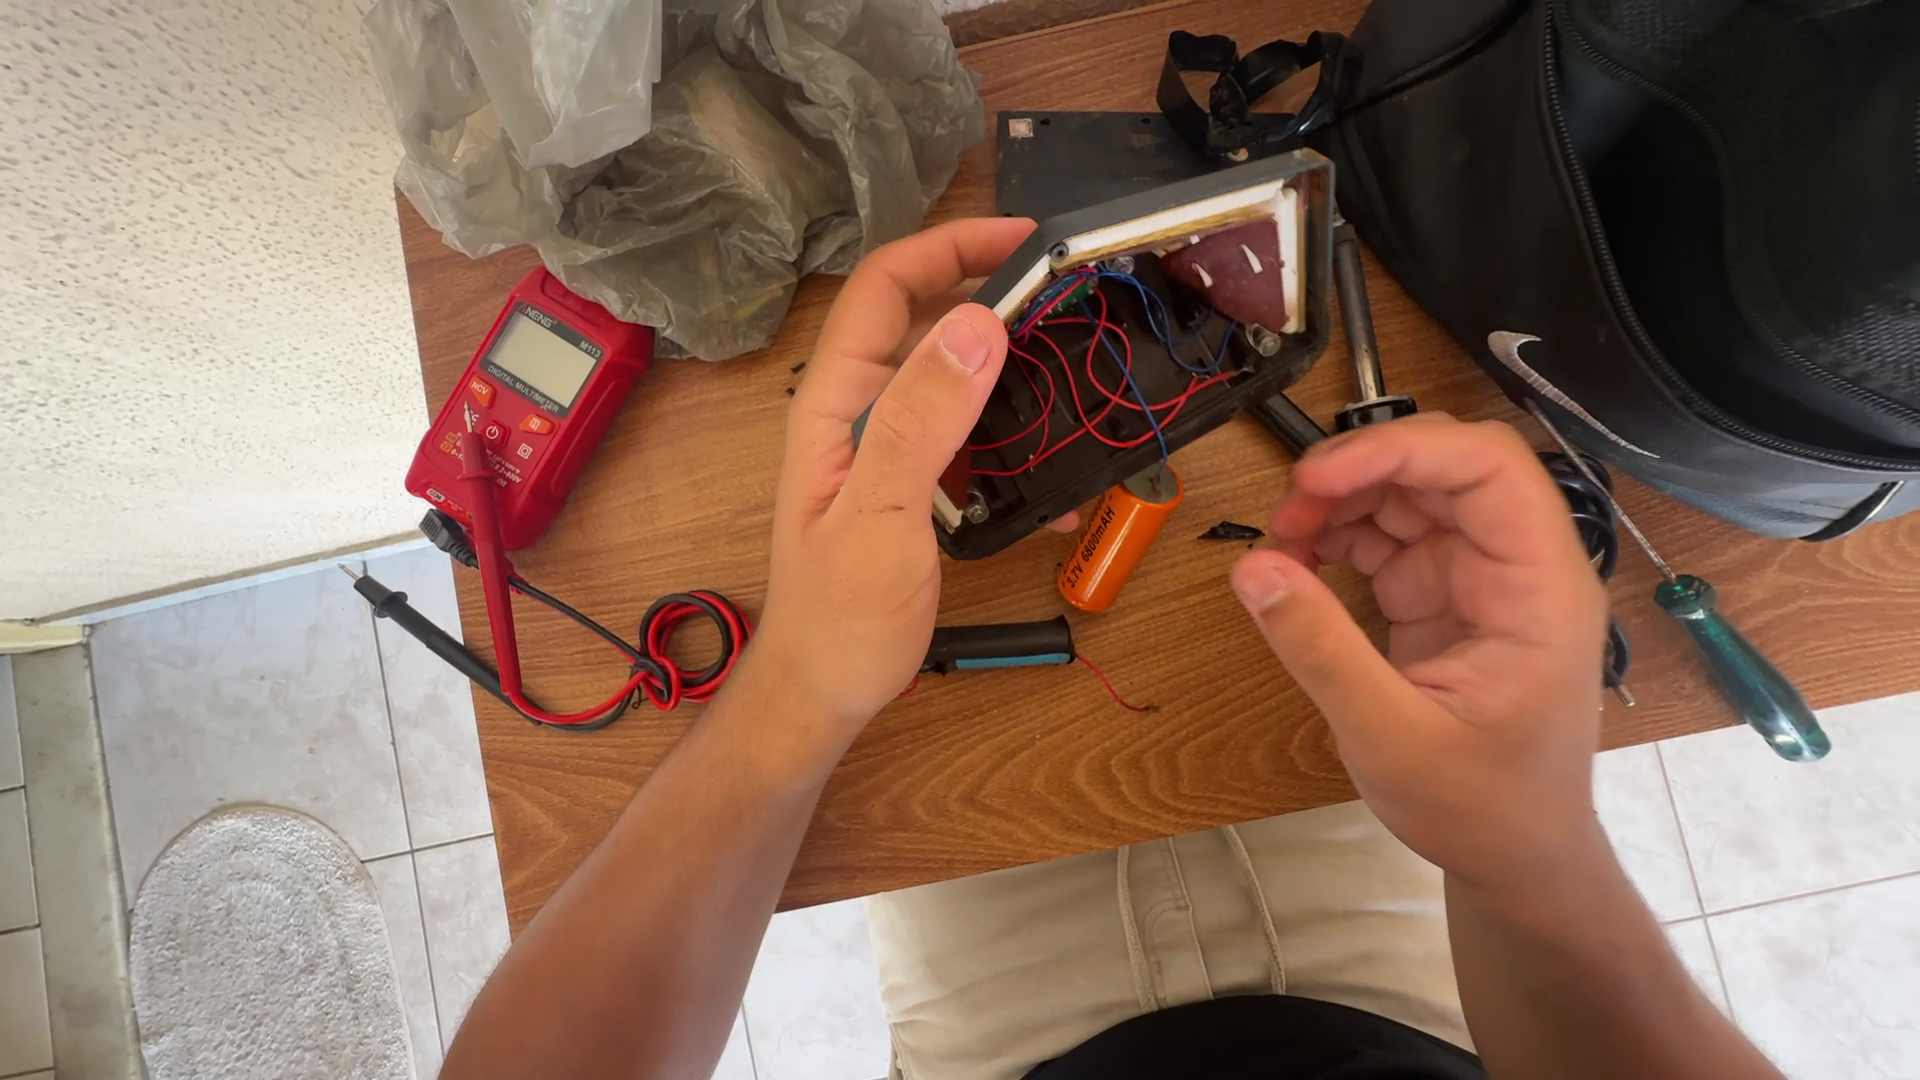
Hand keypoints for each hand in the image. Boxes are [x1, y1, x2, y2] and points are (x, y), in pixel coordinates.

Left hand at [750, 217, 1036, 730]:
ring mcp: (887, 450)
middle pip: (924, 324)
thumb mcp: (880, 515)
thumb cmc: (841, 616)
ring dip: (1010, 372)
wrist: (826, 687)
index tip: (1024, 241)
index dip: (948, 248)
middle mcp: (859, 412)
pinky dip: (1009, 441)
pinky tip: (1050, 480)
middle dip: (992, 300)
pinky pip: (966, 439)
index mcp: (835, 403)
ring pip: (953, 380)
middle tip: (1067, 306)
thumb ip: (919, 421)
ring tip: (1072, 379)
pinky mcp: (914, 484)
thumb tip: (977, 324)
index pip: (884, 288)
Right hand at [1230, 414, 1611, 890]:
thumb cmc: (1476, 805)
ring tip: (1280, 542)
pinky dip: (1331, 534)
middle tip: (1286, 513)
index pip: (1485, 468)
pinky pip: (1381, 533)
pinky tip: (1296, 562)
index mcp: (1536, 587)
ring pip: (1404, 491)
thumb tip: (1251, 567)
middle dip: (1355, 471)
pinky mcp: (1435, 590)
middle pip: (1440, 465)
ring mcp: (1471, 574)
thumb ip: (1320, 649)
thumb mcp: (1388, 735)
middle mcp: (1510, 563)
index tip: (1313, 480)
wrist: (1509, 853)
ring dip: (1335, 501)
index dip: (1397, 450)